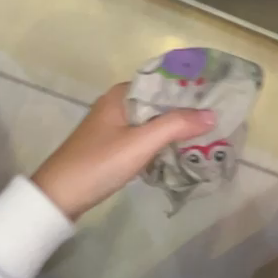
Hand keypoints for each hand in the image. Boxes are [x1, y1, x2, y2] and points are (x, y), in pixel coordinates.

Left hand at [31, 85, 214, 219]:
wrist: (59, 196)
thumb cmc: (99, 163)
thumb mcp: (140, 143)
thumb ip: (175, 125)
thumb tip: (211, 114)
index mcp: (121, 94)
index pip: (163, 81)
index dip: (190, 87)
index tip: (218, 95)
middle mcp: (118, 104)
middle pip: (159, 101)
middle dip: (186, 110)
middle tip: (218, 118)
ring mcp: (113, 126)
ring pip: (153, 120)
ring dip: (175, 127)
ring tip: (207, 134)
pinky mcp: (112, 146)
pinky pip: (144, 136)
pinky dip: (162, 141)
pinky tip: (180, 151)